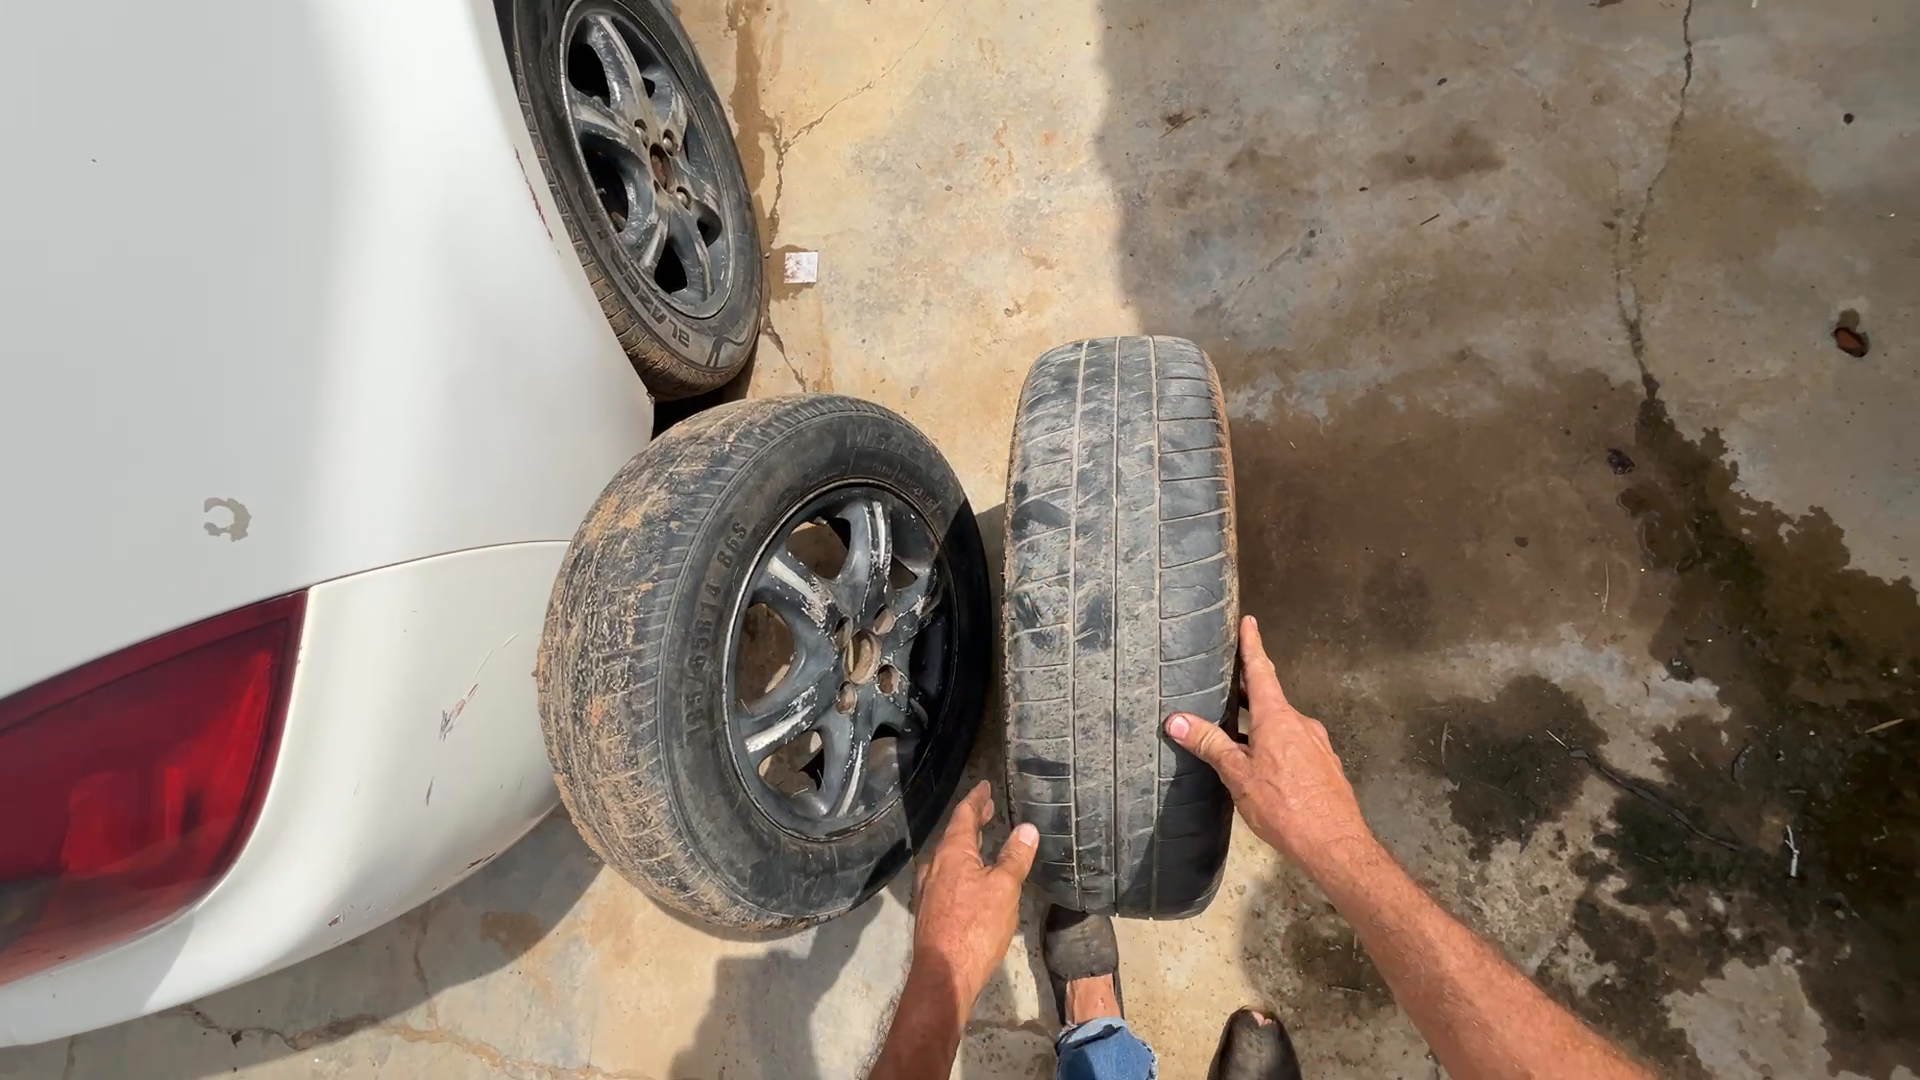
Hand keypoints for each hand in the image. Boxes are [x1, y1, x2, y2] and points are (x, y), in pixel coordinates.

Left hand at [909, 781, 1038, 1007]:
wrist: (944, 975)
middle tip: (988, 808)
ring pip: (948, 855)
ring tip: (981, 838)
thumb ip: (1015, 857)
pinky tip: (968, 877)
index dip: (977, 798)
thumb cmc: (976, 927)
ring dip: (966, 842)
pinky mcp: (929, 910)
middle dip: (972, 819)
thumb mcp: (1004, 888)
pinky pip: (946, 874)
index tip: (985, 785)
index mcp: (952, 852)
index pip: (964, 814)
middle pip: (954, 833)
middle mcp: (936, 864)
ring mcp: (929, 888)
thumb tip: (1027, 828)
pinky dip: (960, 864)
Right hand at [1165, 616, 1373, 872]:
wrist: (1337, 847)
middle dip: (1248, 686)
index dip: (1252, 645)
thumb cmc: (1284, 807)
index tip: (1250, 621)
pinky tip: (1261, 763)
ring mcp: (1316, 745)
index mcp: (1277, 718)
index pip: (1261, 670)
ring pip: (1281, 723)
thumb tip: (1176, 720)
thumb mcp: (1238, 775)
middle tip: (1226, 677)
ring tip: (1234, 727)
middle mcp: (1300, 724)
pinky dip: (1272, 742)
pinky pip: (1293, 744)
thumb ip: (1210, 744)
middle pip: (1269, 696)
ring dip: (1258, 720)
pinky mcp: (1324, 766)